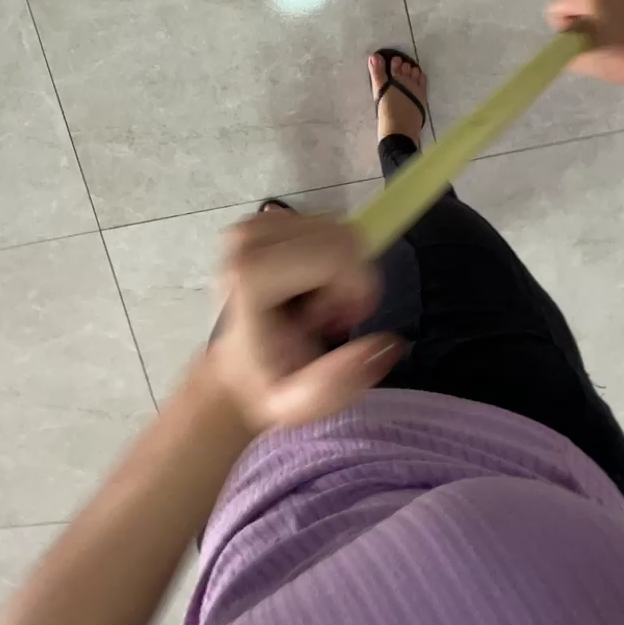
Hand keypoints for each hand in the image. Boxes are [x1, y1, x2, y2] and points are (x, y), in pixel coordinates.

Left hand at [207, 211, 404, 431]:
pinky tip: (309, 286)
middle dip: (351, 278)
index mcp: (252, 277)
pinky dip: (328, 255)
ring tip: (317, 305)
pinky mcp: (261, 221)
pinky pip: (324, 224)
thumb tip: (389, 344)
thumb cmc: (268, 385)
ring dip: (340, 268)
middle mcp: (248, 242)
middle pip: (342, 236)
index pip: (336, 254)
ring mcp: (253, 226)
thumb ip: (340, 381)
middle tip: (329, 316)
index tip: (334, 323)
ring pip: (337, 229)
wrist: (235, 368)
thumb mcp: (300, 403)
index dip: (353, 288)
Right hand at [547, 0, 623, 87]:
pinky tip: (622, 22)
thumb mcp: (580, 59)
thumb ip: (563, 47)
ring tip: (609, 29)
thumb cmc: (621, 57)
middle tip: (594, 37)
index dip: (563, 29)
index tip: (580, 42)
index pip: (556, 8)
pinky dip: (611, 4)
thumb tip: (565, 41)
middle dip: (578, 15)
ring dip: (594, 9)